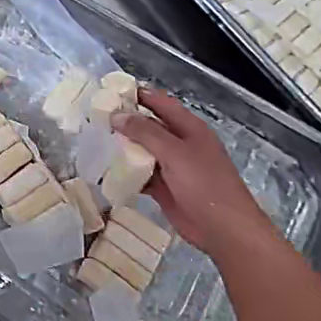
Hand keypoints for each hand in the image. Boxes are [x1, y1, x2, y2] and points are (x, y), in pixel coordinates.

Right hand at [112, 88, 283, 261]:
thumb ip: (145, 132)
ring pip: (143, 151)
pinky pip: (142, 174)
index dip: (138, 95)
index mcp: (189, 128)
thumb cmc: (204, 184)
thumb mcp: (174, 153)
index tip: (111, 91)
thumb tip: (117, 115)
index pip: (161, 103)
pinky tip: (108, 171)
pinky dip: (128, 172)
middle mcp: (181, 144)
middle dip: (126, 122)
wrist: (223, 229)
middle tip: (96, 118)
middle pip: (150, 126)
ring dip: (124, 148)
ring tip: (96, 142)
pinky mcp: (165, 187)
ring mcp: (173, 166)